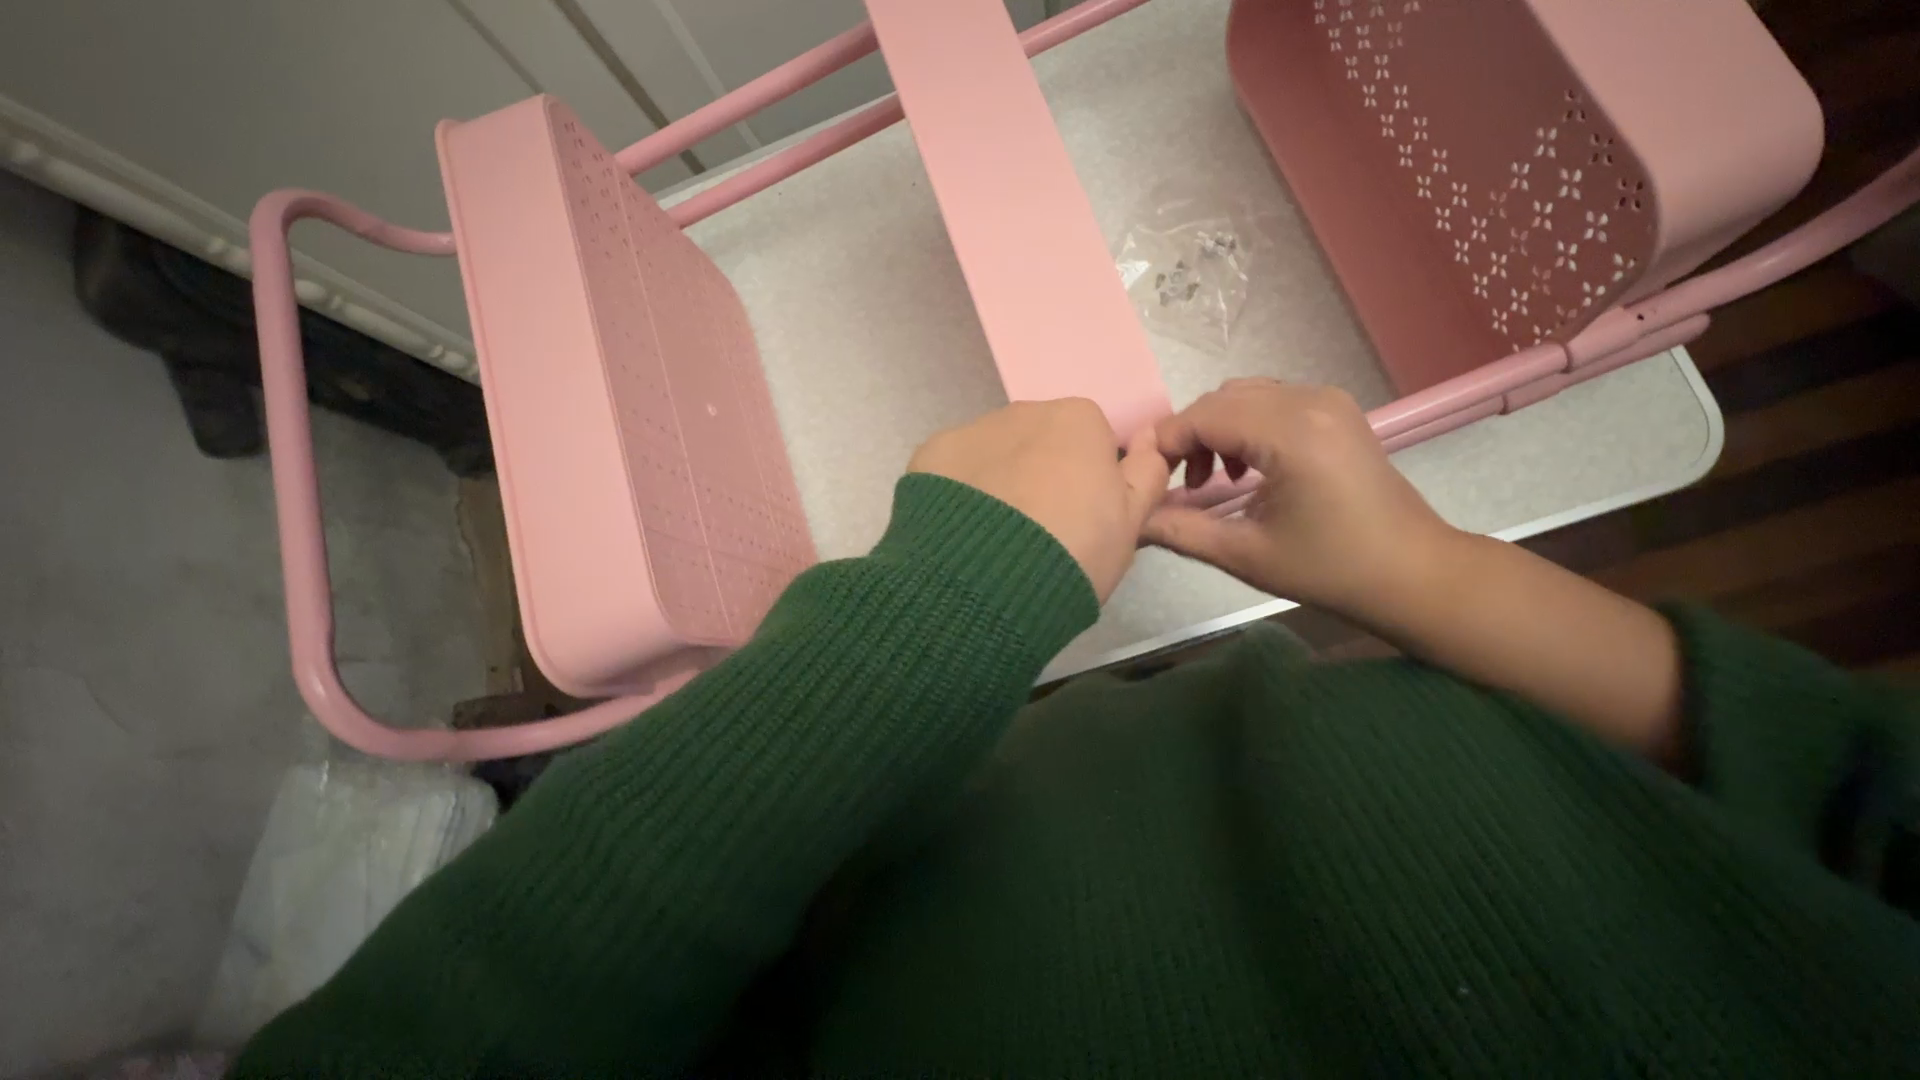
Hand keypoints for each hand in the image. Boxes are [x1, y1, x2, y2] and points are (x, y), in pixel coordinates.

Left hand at [909, 398, 1170, 601]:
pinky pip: (954, 472)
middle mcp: (1023, 411)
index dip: (1088, 481)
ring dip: (999, 483)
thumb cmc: (1074, 551)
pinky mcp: (928, 456)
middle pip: (1040, 441)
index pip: (1091, 440)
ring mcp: (971, 431)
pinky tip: (960, 533)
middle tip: (1039, 533)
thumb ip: (1147, 474)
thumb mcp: (1130, 523)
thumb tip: (1149, 439)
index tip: (1080, 519)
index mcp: (1078, 419)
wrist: (986, 583)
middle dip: (1041, 475)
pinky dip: (958, 494)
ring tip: (996, 539)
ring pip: (995, 455)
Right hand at [1143, 379, 1458, 617]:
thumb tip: (1131, 519)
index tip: (1144, 480)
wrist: (1413, 573)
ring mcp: (1327, 400)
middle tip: (1177, 486)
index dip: (1164, 444)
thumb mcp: (1245, 555)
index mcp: (1291, 433)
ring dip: (1215, 430)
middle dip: (1188, 437)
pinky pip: (1271, 401)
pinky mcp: (1336, 410)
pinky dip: (1244, 426)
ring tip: (1211, 481)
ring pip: (1244, 396)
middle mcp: (1310, 400)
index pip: (1203, 416)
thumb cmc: (1330, 569)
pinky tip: (1244, 469)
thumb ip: (1180, 530)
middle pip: (1221, 400)